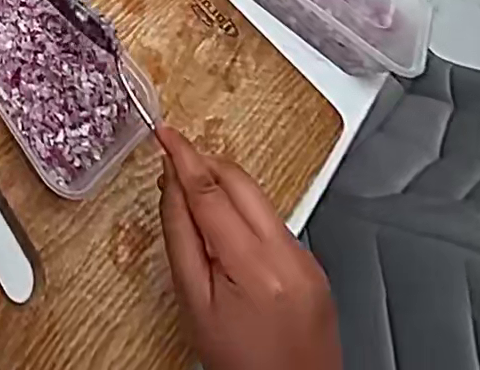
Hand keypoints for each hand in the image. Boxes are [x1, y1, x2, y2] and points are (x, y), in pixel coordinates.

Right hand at [156, 126, 341, 369]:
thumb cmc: (239, 360)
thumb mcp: (192, 295)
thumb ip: (179, 231)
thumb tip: (170, 182)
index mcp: (255, 267)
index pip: (210, 191)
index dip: (184, 155)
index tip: (165, 132)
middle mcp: (290, 258)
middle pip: (240, 182)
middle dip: (203, 164)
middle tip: (172, 167)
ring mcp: (308, 262)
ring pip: (257, 197)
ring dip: (221, 187)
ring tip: (193, 208)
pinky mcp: (314, 267)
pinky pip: (271, 219)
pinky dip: (241, 210)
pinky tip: (223, 232)